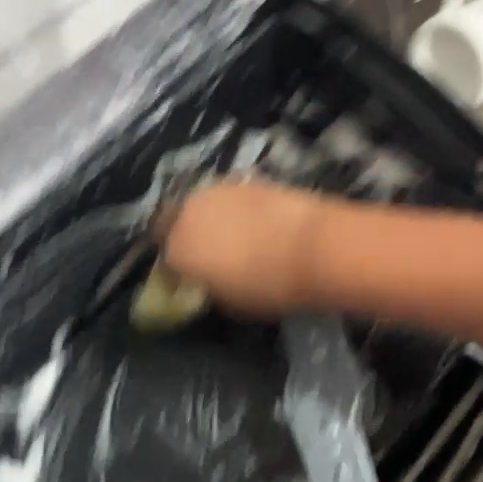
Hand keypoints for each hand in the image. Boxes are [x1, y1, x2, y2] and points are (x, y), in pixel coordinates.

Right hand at [161, 181, 328, 315]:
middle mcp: (188, 212)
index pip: (166, 264)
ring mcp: (218, 189)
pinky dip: (238, 208)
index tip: (190, 283)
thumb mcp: (231, 304)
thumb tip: (210, 282)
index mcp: (177, 249)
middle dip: (186, 236)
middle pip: (176, 222)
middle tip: (207, 253)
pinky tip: (256, 221)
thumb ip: (211, 289)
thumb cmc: (271, 287)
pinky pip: (232, 196)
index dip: (177, 274)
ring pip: (203, 205)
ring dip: (211, 218)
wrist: (316, 246)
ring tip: (232, 234)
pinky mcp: (249, 178)